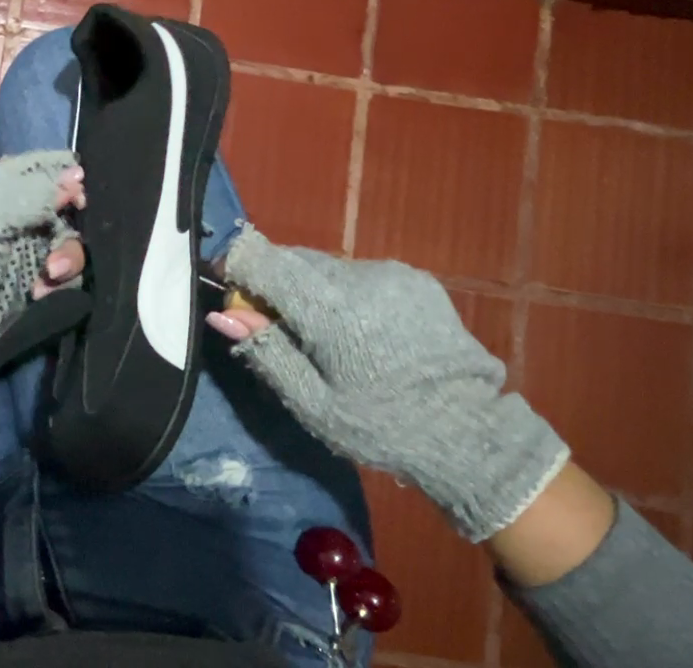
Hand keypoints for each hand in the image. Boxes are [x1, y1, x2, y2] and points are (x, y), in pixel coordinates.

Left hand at [0, 150, 84, 365]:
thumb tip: (79, 173)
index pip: (53, 169)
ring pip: (70, 246)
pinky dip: (58, 284)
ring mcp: (28, 248)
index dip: (72, 179)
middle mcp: (24, 213)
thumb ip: (36, 193)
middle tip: (62, 245)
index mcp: (9, 184)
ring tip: (51, 273)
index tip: (78, 197)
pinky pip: (62, 278)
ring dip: (68, 258)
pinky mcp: (30, 281)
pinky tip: (40, 291)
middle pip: (71, 211)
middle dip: (72, 228)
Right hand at [209, 226, 567, 540]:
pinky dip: (342, 291)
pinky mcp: (415, 279)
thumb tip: (222, 313)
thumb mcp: (312, 402)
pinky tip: (357, 329)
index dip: (238, 268)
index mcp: (331, 309)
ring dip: (308, 288)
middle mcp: (359, 276)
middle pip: (293, 259)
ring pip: (325, 266)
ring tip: (319, 333)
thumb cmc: (380, 427)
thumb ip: (266, 350)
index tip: (230, 290)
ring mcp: (391, 274)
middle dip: (273, 283)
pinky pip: (358, 274)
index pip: (264, 260)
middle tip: (272, 324)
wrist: (470, 434)